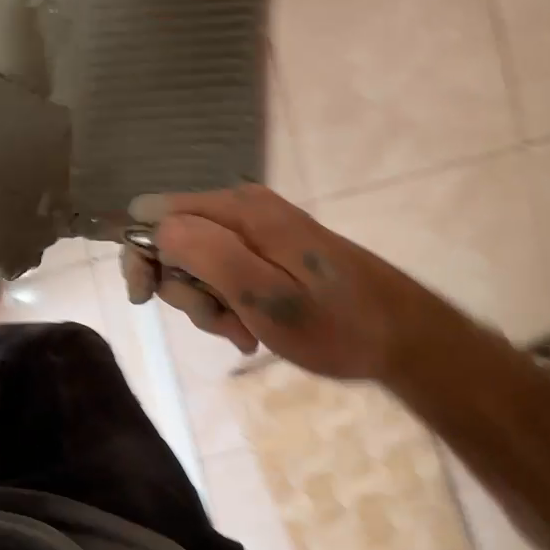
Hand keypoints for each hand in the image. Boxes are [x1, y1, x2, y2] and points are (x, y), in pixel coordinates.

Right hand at [121, 184, 436, 380]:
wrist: (408, 342)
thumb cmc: (336, 325)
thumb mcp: (264, 297)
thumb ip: (207, 255)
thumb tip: (152, 226)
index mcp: (239, 210)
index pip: (153, 212)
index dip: (142, 254)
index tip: (146, 299)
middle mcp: (241, 208)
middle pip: (171, 239)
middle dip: (182, 288)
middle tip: (219, 322)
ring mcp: (255, 228)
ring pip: (194, 262)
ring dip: (207, 304)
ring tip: (243, 332)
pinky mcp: (266, 249)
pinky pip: (221, 271)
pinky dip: (226, 304)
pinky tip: (252, 330)